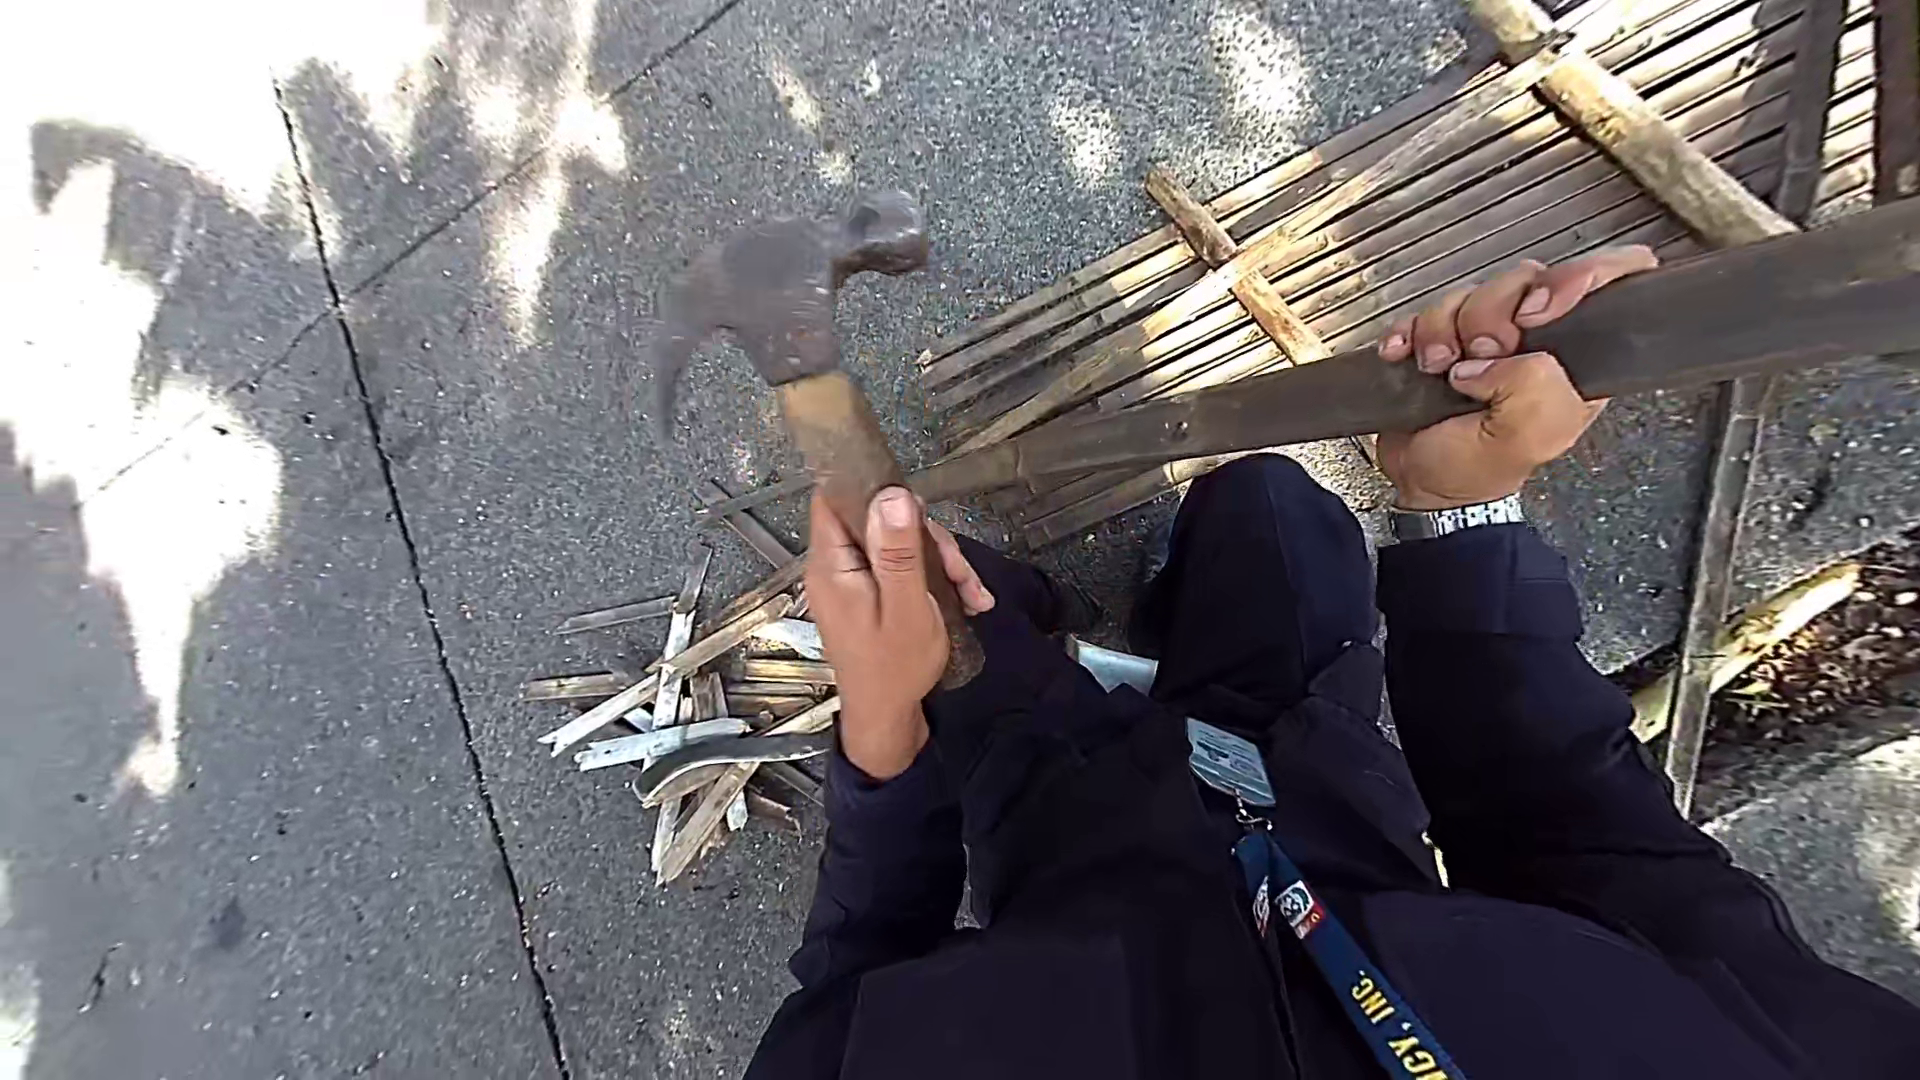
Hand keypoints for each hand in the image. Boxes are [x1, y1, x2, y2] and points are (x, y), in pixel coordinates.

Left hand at [805, 487, 993, 779]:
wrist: (888, 715)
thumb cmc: (894, 668)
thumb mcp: (905, 608)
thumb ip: (899, 552)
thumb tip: (893, 495)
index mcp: (833, 565)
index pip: (833, 499)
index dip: (869, 487)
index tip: (911, 497)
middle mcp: (836, 567)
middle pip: (878, 522)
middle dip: (925, 538)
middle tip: (956, 569)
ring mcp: (853, 580)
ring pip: (897, 543)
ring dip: (938, 562)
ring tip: (969, 593)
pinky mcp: (870, 592)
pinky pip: (900, 567)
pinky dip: (932, 578)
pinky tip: (963, 599)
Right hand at [1375, 246, 1659, 510]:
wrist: (1424, 484)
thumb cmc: (1478, 468)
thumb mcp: (1531, 434)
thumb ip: (1533, 385)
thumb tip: (1488, 359)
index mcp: (1577, 354)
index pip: (1611, 274)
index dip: (1573, 279)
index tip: (1532, 315)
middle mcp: (1533, 338)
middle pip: (1520, 281)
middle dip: (1488, 316)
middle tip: (1476, 356)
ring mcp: (1478, 339)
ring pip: (1465, 296)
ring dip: (1438, 332)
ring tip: (1435, 369)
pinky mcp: (1434, 344)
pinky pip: (1417, 316)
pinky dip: (1404, 334)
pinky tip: (1401, 356)